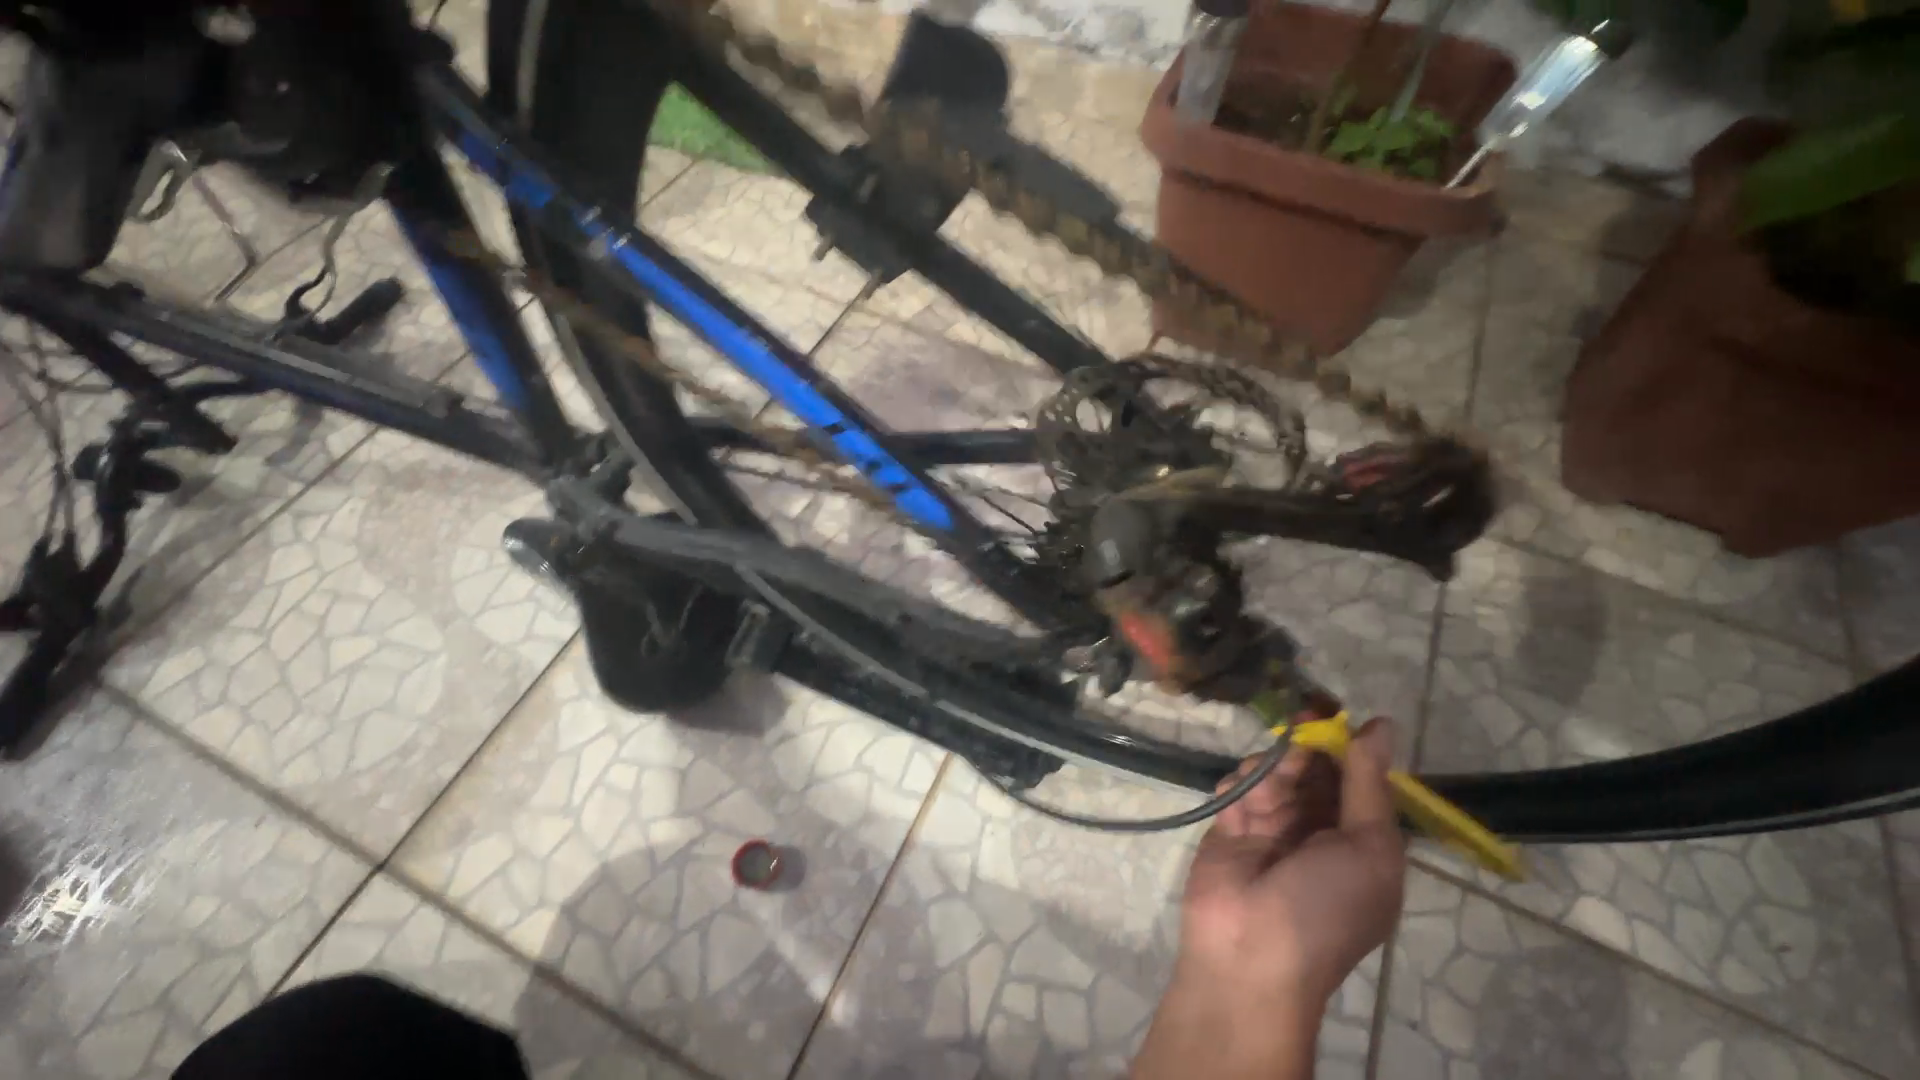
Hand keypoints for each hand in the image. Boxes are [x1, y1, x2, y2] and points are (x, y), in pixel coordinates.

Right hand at [1132, 719, 1406, 1079]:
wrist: (1249, 952)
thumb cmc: (1324, 906)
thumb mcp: (1367, 849)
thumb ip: (1368, 785)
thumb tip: (1383, 724)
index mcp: (1361, 840)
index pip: (1358, 777)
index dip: (1346, 744)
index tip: (1329, 710)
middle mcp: (1319, 830)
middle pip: (1314, 768)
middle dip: (1305, 750)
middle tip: (1294, 737)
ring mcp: (1272, 828)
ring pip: (1274, 772)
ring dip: (1270, 769)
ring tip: (1262, 788)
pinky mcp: (1231, 827)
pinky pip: (1237, 787)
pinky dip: (1238, 785)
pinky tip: (1237, 803)